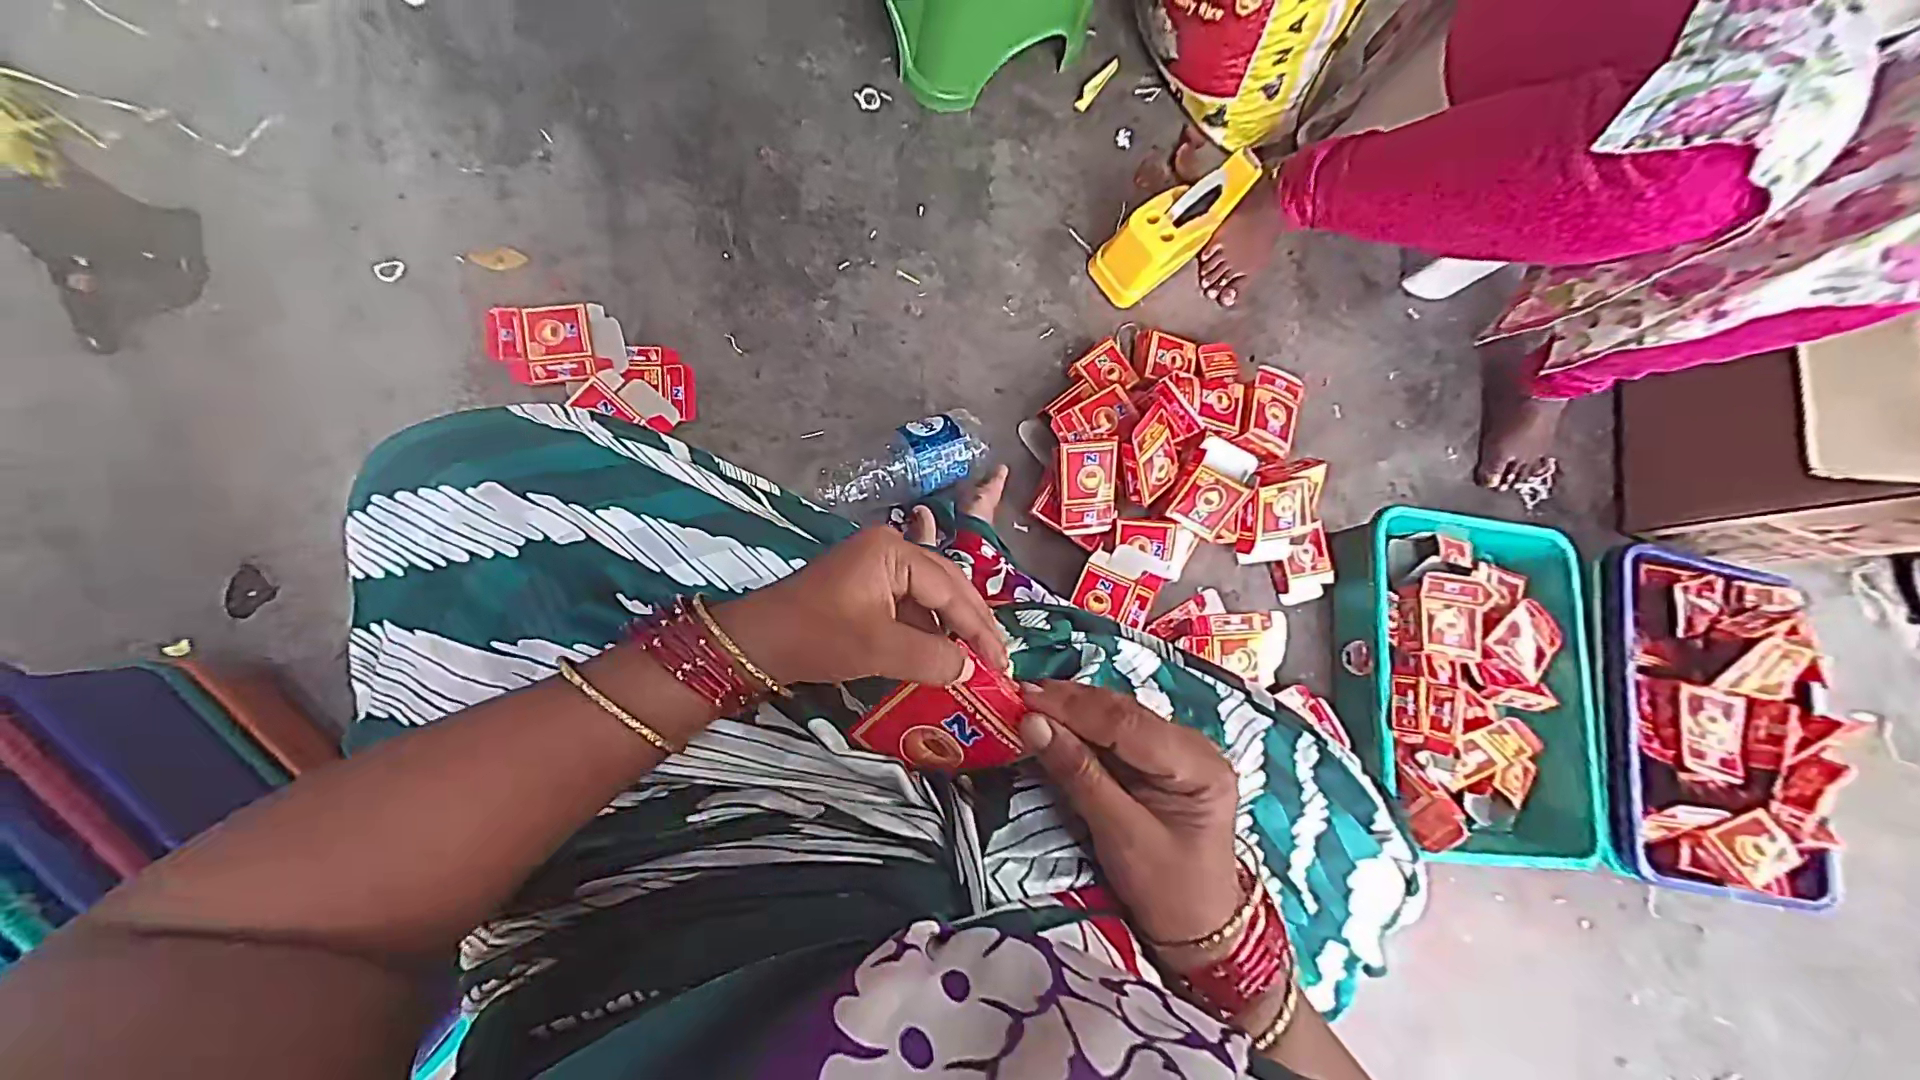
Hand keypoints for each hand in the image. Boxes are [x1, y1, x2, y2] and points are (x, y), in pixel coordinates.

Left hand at [711, 527, 1008, 686]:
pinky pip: (910, 604)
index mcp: (894, 551)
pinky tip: (940, 650)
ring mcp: (878, 565)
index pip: (951, 589)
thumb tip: (969, 669)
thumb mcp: (878, 648)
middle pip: (947, 585)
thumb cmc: (816, 636)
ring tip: (975, 658)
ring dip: (951, 627)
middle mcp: (891, 549)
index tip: (1002, 662)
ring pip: (931, 596)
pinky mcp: (868, 585)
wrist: (756, 642)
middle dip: (972, 623)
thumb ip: (931, 657)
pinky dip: (927, 628)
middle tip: (998, 658)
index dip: (979, 628)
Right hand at [1019, 680, 1242, 948]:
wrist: (1199, 931)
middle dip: (1069, 703)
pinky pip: (1116, 732)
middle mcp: (1193, 745)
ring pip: (1117, 716)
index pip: (1126, 722)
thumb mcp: (1121, 836)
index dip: (1073, 707)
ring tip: (1029, 703)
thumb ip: (1078, 775)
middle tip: (1018, 696)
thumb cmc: (1167, 893)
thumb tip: (1033, 724)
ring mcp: (1177, 749)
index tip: (1025, 698)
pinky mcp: (1159, 758)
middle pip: (1122, 712)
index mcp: (1198, 764)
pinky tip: (1055, 721)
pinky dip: (1082, 726)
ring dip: (1072, 710)